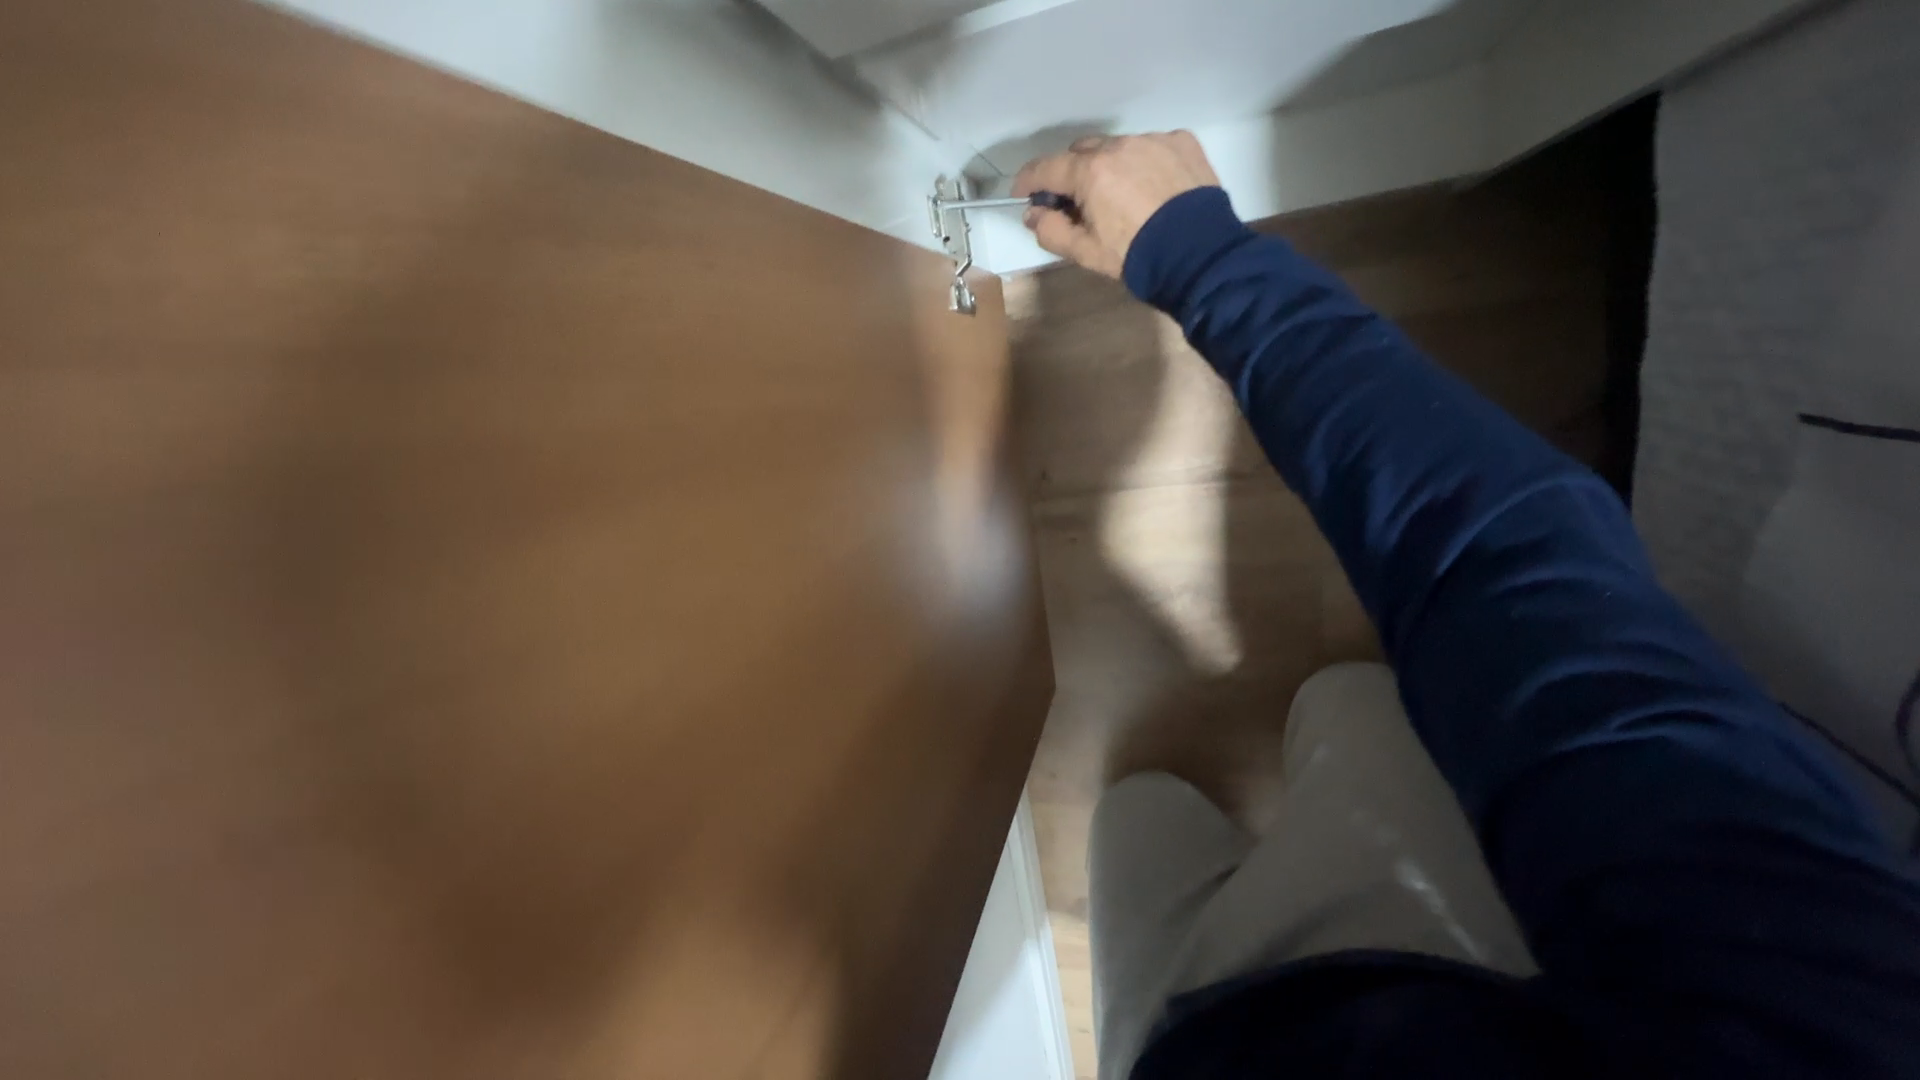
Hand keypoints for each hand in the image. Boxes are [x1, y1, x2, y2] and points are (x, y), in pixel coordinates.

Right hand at [1012, 131, 1221, 278]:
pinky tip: (1153, 190)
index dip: (1028, 181)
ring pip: (1119, 147)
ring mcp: (1154, 140)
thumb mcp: (1086, 253)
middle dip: (1072, 173)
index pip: (1046, 168)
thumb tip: (1034, 213)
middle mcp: (1120, 146)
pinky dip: (1144, 164)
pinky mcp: (1182, 143)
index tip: (1022, 193)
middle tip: (1076, 201)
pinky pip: (1152, 147)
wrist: (1199, 255)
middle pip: (1082, 151)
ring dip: (1111, 166)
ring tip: (1121, 196)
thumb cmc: (1136, 256)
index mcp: (1090, 172)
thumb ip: (1051, 230)